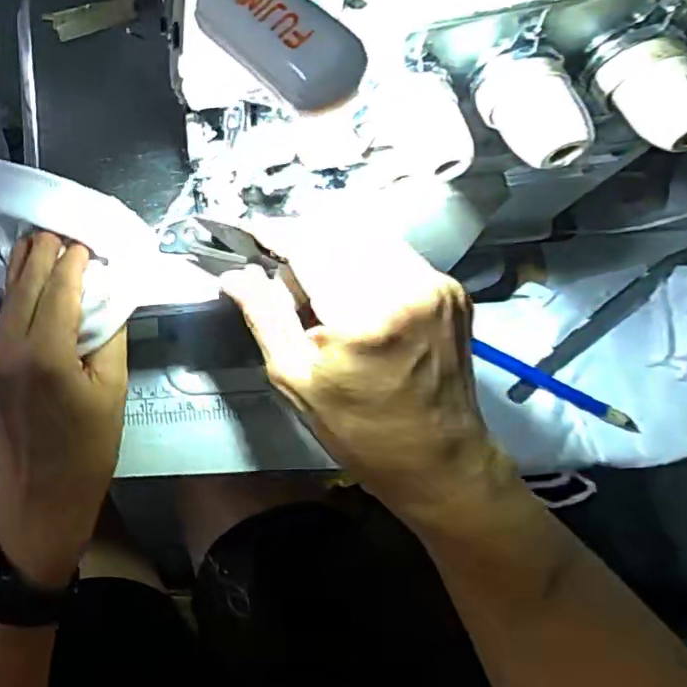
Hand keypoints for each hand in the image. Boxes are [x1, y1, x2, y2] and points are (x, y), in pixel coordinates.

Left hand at [0, 232, 128, 589]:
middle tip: (61, 231)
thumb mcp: (112, 389)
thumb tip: (105, 296)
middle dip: (45, 253)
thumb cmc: (88, 449)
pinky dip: (18, 293)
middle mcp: (11, 347)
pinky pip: (4, 318)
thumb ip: (108, 335)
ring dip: (26, 268)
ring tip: (40, 242)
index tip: (87, 244)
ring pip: (9, 298)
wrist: (41, 496)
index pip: (60, 289)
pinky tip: (30, 281)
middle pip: (28, 285)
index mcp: (47, 353)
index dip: (74, 262)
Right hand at [219, 220, 513, 517]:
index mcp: (366, 318)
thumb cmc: (358, 429)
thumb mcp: (294, 379)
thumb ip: (265, 317)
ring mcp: (437, 285)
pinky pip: (393, 253)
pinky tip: (343, 282)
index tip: (246, 228)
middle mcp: (409, 289)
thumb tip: (235, 276)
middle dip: (299, 237)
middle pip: (339, 233)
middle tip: (270, 256)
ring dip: (330, 243)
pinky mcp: (451, 289)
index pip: (310, 248)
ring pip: (368, 236)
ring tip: (306, 272)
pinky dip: (360, 256)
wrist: (439, 458)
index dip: (273, 233)